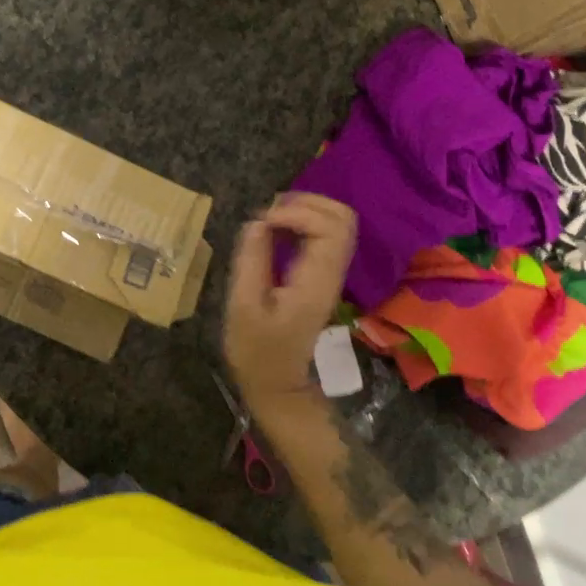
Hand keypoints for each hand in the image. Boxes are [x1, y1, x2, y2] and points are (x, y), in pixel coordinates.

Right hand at [224, 193, 356, 400]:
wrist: (277, 382)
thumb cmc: (256, 350)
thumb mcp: (243, 306)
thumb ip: (252, 261)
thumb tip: (257, 223)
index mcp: (315, 282)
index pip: (329, 229)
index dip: (297, 212)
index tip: (263, 222)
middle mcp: (331, 274)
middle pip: (343, 218)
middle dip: (307, 203)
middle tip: (269, 212)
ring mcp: (330, 275)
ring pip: (339, 223)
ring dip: (307, 209)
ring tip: (272, 216)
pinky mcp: (322, 276)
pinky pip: (327, 235)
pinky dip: (305, 221)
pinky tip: (278, 228)